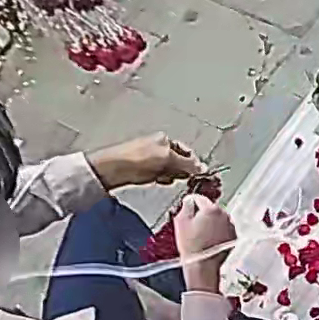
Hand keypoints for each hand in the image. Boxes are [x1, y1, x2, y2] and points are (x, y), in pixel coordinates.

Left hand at [87, 134, 205, 188]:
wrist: (114, 168)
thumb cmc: (139, 158)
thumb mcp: (169, 158)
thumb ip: (188, 164)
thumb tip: (204, 168)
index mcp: (165, 139)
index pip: (188, 152)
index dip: (193, 163)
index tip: (196, 174)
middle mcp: (160, 147)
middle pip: (181, 162)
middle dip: (181, 171)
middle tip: (177, 175)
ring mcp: (153, 158)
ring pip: (172, 170)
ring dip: (171, 176)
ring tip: (163, 177)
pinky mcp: (146, 169)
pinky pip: (161, 175)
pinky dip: (162, 179)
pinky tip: (156, 180)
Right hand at [173, 195, 234, 292]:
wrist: (203, 263)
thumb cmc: (191, 245)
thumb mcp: (181, 221)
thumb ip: (185, 207)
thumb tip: (189, 202)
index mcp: (211, 209)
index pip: (200, 198)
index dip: (191, 202)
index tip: (188, 204)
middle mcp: (224, 216)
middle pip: (211, 208)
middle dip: (203, 213)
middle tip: (193, 223)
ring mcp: (231, 226)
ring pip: (219, 218)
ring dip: (211, 222)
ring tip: (201, 233)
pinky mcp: (233, 236)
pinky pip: (224, 228)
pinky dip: (218, 230)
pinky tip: (209, 238)